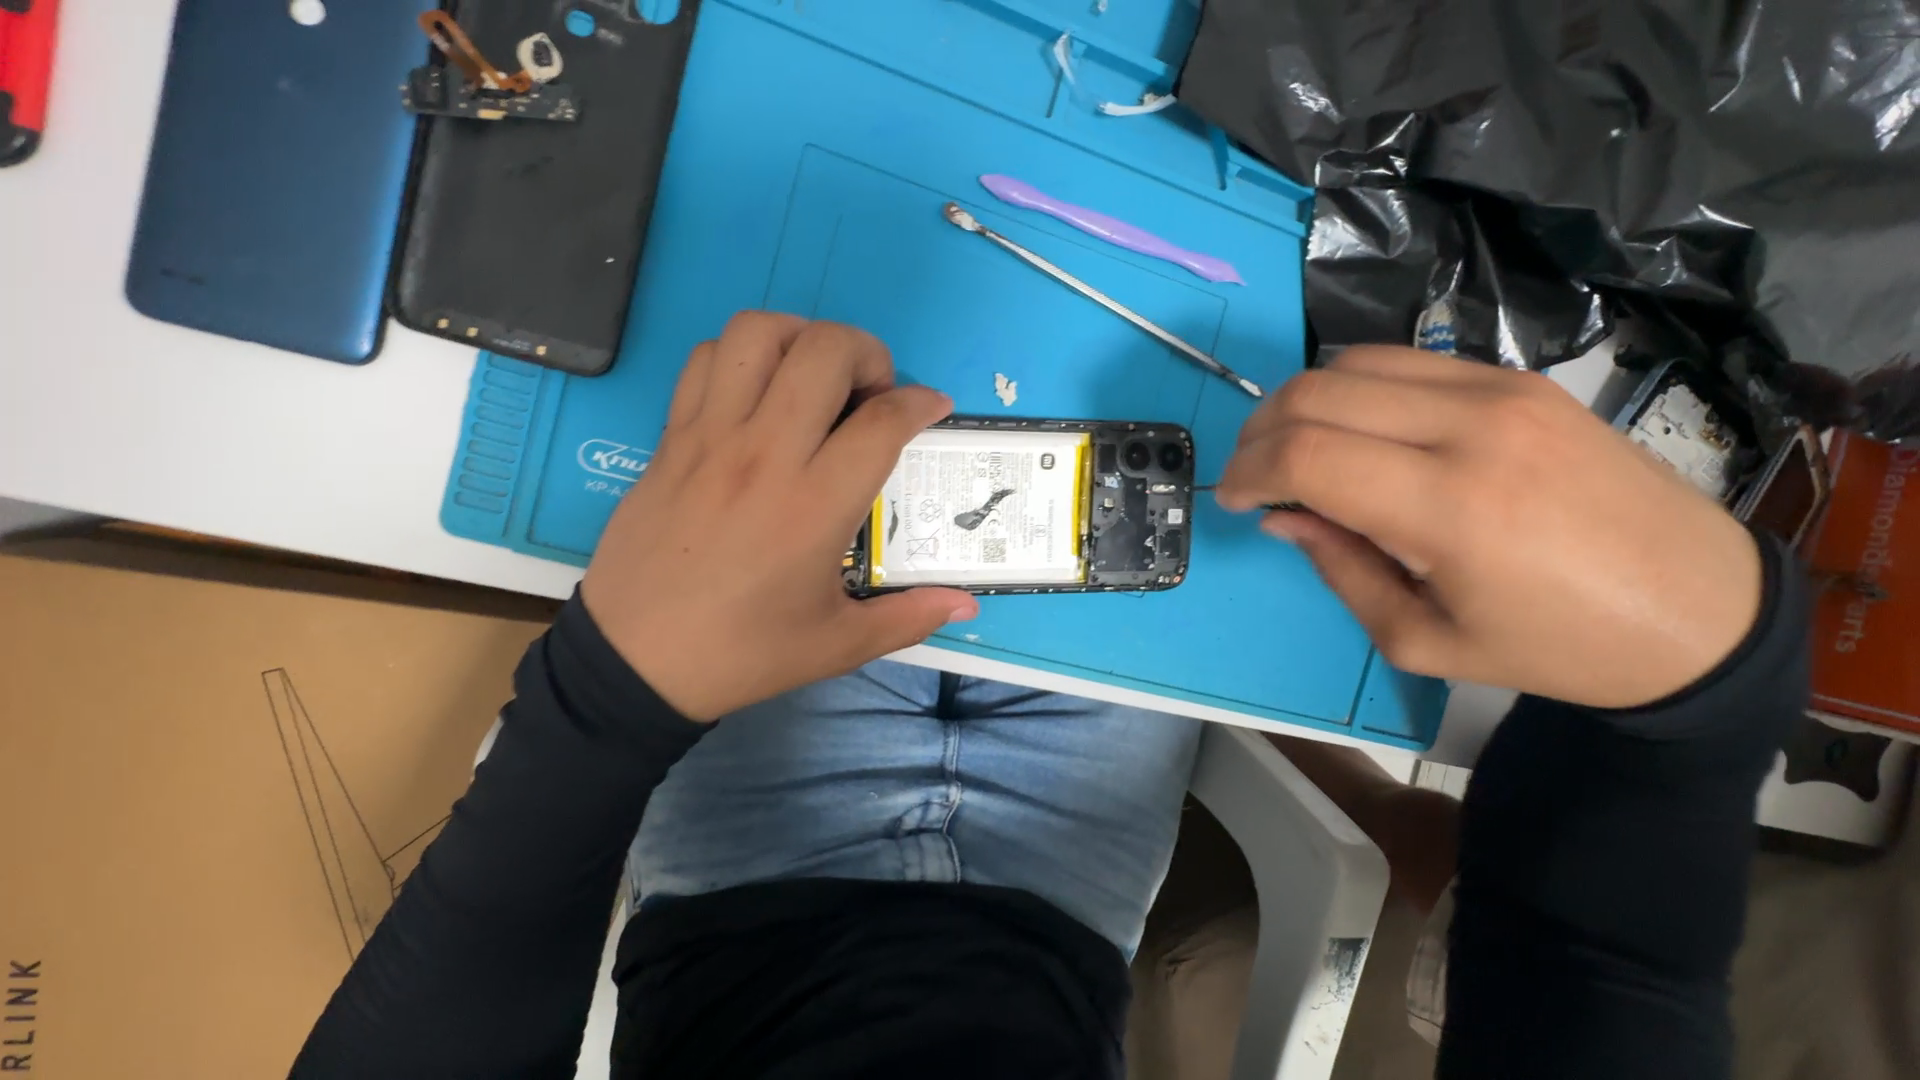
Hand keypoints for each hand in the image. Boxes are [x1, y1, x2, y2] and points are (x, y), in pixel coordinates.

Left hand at [581, 313, 978, 720]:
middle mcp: (766, 454)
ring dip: (802, 337)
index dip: (921, 402)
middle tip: (874, 392)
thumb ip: (909, 618)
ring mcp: (711, 437)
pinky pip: (705, 359)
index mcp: (815, 505)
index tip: (932, 408)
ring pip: (759, 334)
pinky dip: (742, 355)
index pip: (882, 420)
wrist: (634, 660)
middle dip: (869, 353)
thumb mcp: (838, 645)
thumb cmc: (743, 653)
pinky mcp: (672, 437)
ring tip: (816, 375)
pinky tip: (758, 391)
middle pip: (826, 351)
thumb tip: (967, 603)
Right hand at [1217, 346, 1761, 708]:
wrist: (1701, 609)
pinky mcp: (1521, 379)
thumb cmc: (1558, 646)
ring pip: (1353, 363)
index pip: (1305, 454)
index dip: (1247, 472)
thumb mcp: (1424, 639)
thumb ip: (1340, 569)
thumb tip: (1281, 516)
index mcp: (1451, 507)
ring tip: (1295, 450)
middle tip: (1251, 477)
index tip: (1232, 500)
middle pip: (1315, 392)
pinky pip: (1405, 361)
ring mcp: (1502, 390)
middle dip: (1258, 433)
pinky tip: (1356, 431)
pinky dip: (1354, 389)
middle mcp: (1473, 427)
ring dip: (1301, 403)